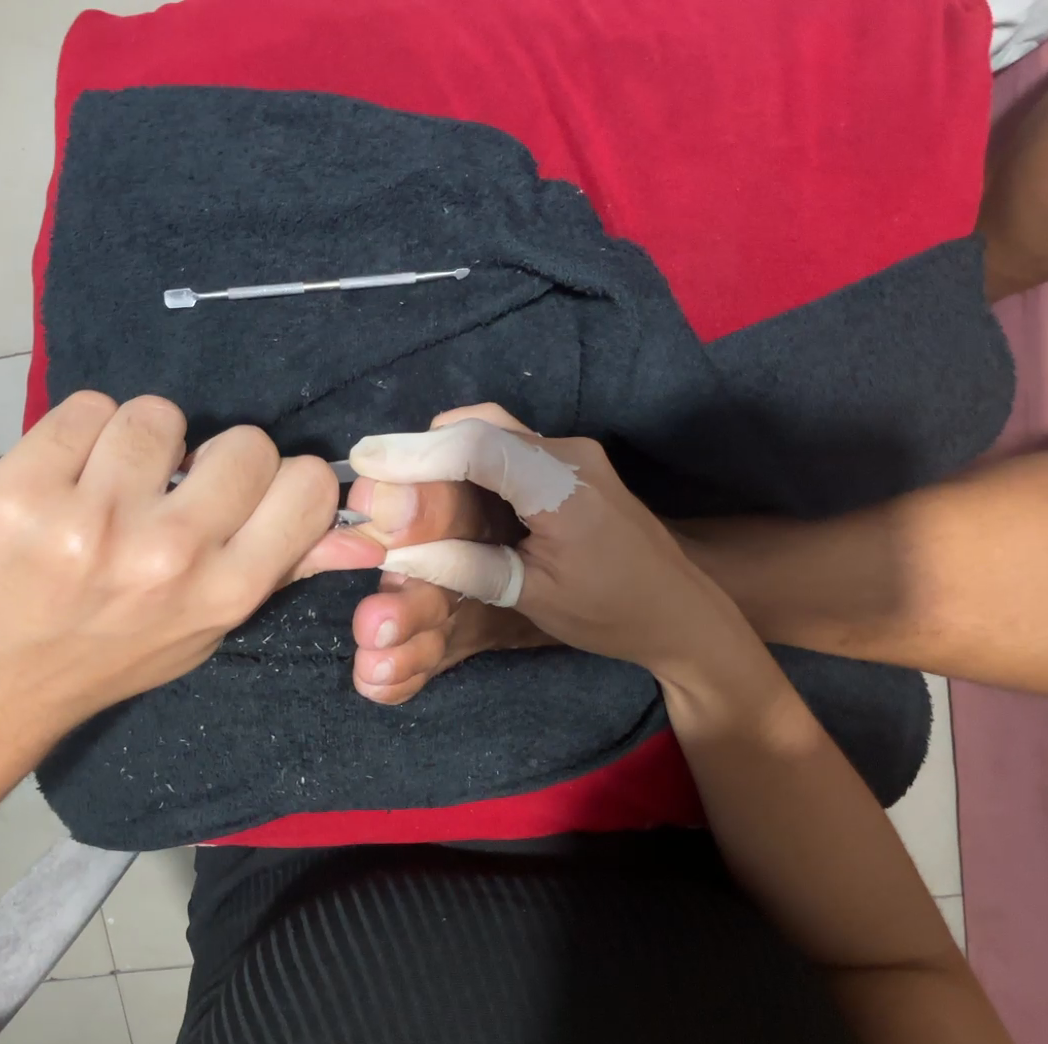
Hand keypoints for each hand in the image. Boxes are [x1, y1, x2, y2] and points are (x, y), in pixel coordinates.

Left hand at [0, 392, 384, 739]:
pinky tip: (68, 476)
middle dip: (217, 459)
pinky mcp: (20, 488)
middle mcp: (168, 553)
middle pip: (245, 442)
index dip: (284, 480)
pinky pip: (87, 407)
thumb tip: (362, 537)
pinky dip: (84, 432)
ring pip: (159, 414)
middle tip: (177, 491)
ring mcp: (91, 518)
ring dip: (143, 443)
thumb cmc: (111, 658)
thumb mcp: (206, 631)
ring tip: (113, 485)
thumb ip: (279, 572)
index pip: (307, 486)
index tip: (250, 494)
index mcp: (224, 591)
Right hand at [348, 404, 752, 684]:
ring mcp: (574, 453)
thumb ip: (465, 566)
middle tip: (376, 477)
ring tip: (400, 487)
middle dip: (422, 447)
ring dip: (443, 453)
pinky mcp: (571, 464)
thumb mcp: (533, 596)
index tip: (364, 461)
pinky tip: (444, 491)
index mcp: (563, 486)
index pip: (478, 448)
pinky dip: (467, 462)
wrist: (682, 610)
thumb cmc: (613, 612)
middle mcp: (569, 452)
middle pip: (480, 427)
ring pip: (492, 432)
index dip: (415, 452)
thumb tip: (394, 551)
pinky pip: (508, 448)